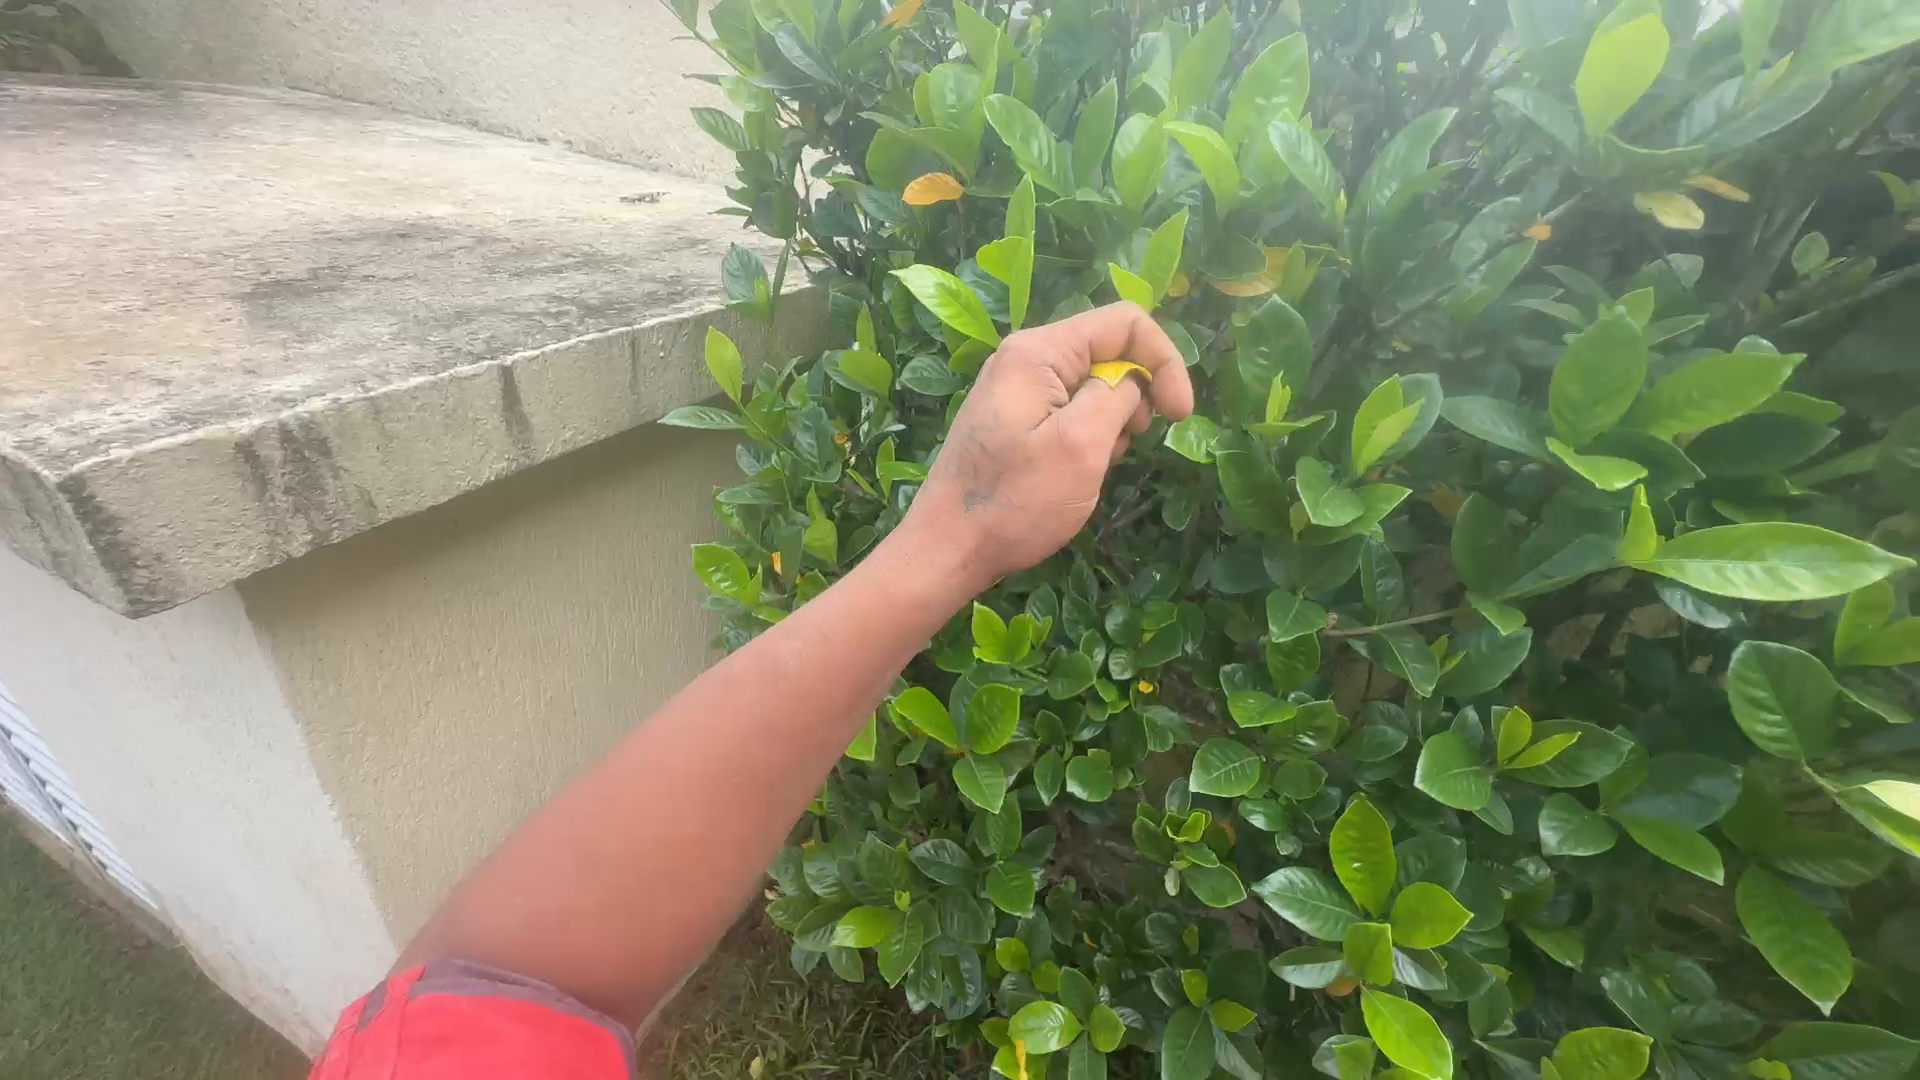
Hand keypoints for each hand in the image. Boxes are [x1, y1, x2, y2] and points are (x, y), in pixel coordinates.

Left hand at [901, 302, 1194, 588]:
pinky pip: (1067, 415)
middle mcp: (1023, 360)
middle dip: (1133, 399)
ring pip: (1091, 389)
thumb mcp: (1080, 446)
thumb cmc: (1014, 501)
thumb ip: (1117, 397)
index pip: (1125, 323)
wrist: (948, 548)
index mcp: (1037, 352)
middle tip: (1120, 448)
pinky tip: (1070, 475)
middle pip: (1107, 354)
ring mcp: (1015, 393)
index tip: (1179, 416)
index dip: (1164, 361)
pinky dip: (1084, 440)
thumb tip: (1130, 381)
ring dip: (1108, 426)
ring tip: (1088, 468)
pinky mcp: (1013, 423)